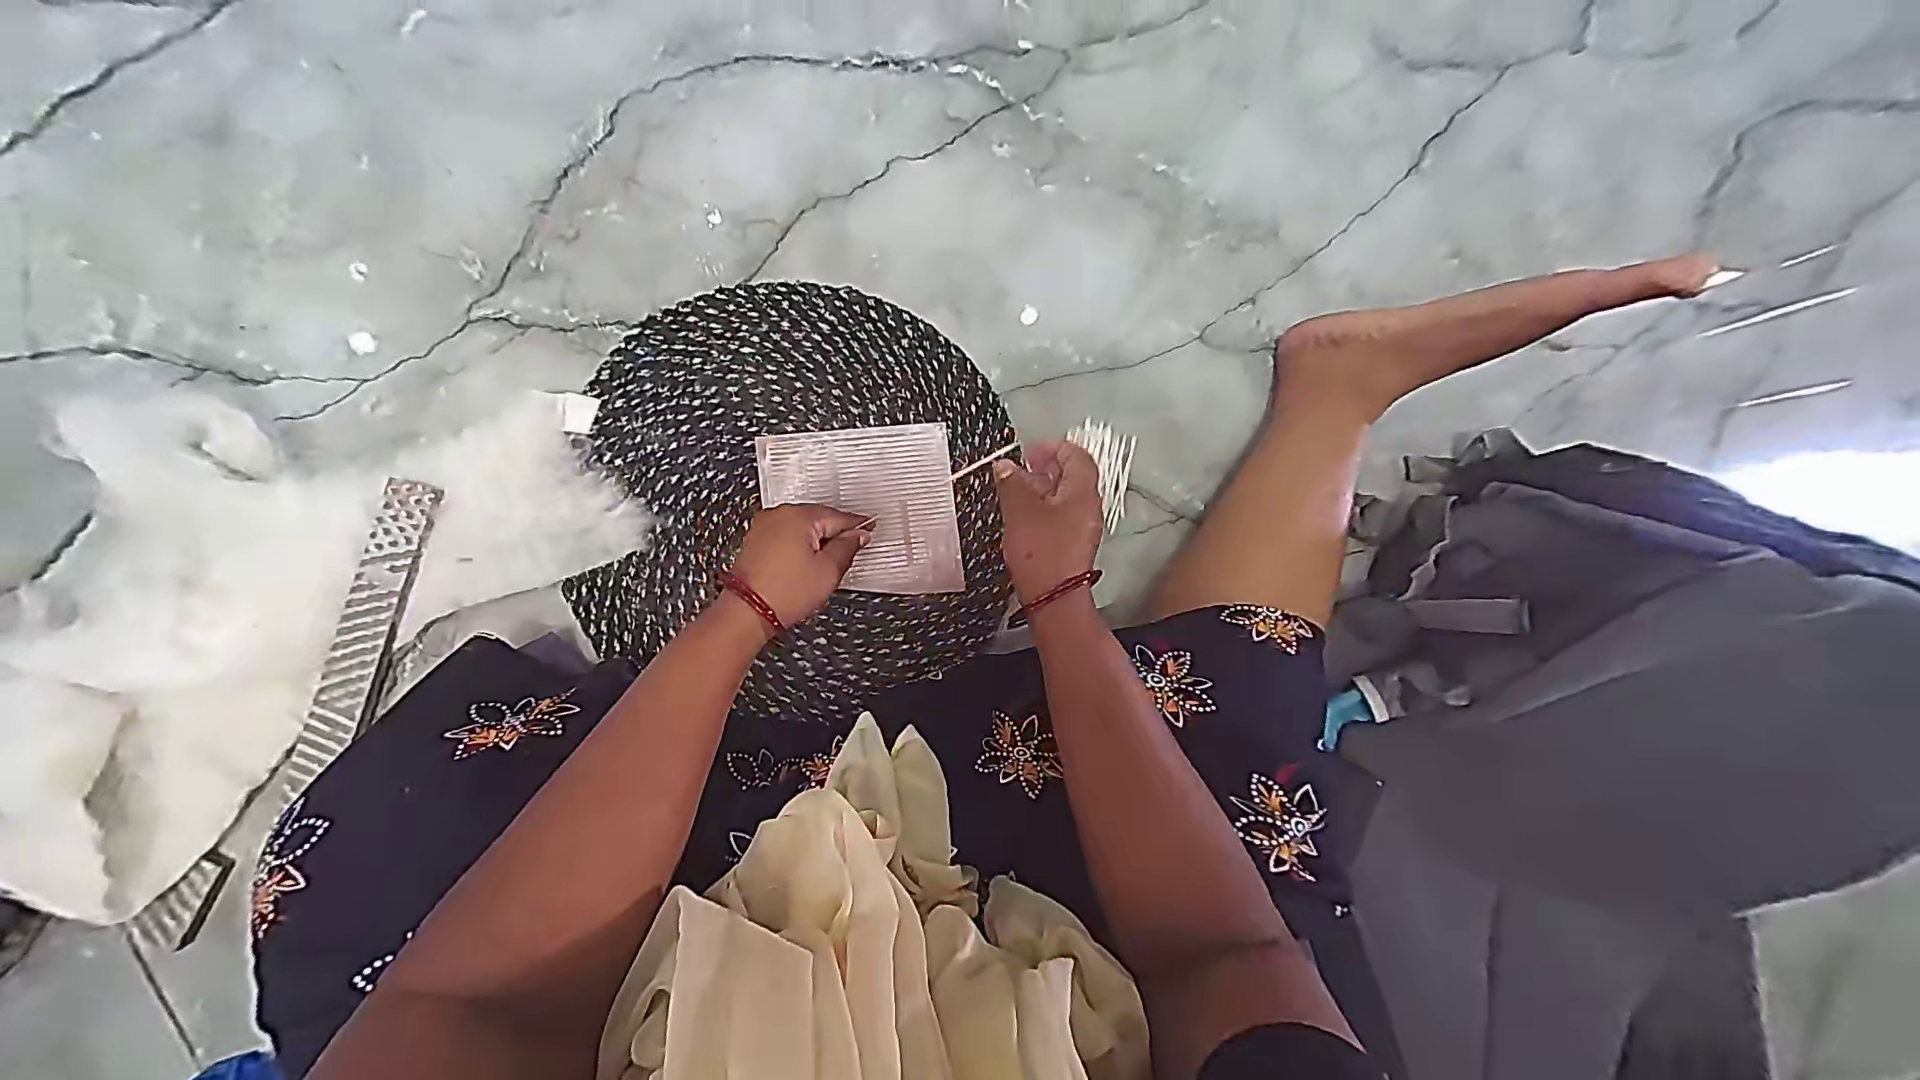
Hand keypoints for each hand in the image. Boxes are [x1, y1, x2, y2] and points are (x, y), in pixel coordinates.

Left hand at [728, 504, 873, 628]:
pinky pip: (786, 537)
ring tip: (822, 570)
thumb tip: (857, 536)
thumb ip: (848, 547)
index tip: (868, 530)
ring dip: (816, 544)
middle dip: (835, 537)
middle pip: (820, 520)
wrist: (747, 612)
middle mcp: (779, 515)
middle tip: (848, 556)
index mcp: (799, 516)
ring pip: (803, 529)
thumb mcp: (829, 570)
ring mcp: (765, 527)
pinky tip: (803, 569)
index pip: (839, 516)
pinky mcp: (756, 541)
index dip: (858, 527)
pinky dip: (799, 548)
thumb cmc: (782, 593)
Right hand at [993, 440, 1103, 603]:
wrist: (1054, 597)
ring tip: (1016, 491)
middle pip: (1073, 475)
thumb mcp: (1020, 510)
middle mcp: (1088, 506)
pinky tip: (1023, 516)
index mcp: (1082, 492)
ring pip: (1065, 497)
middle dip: (1046, 466)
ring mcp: (1082, 527)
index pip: (1077, 456)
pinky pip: (1061, 515)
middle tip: (1021, 468)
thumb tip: (1005, 465)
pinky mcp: (1072, 544)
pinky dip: (1043, 507)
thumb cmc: (1040, 550)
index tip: (1028, 451)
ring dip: (1042, 488)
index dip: (1053, 447)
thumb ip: (1012, 482)